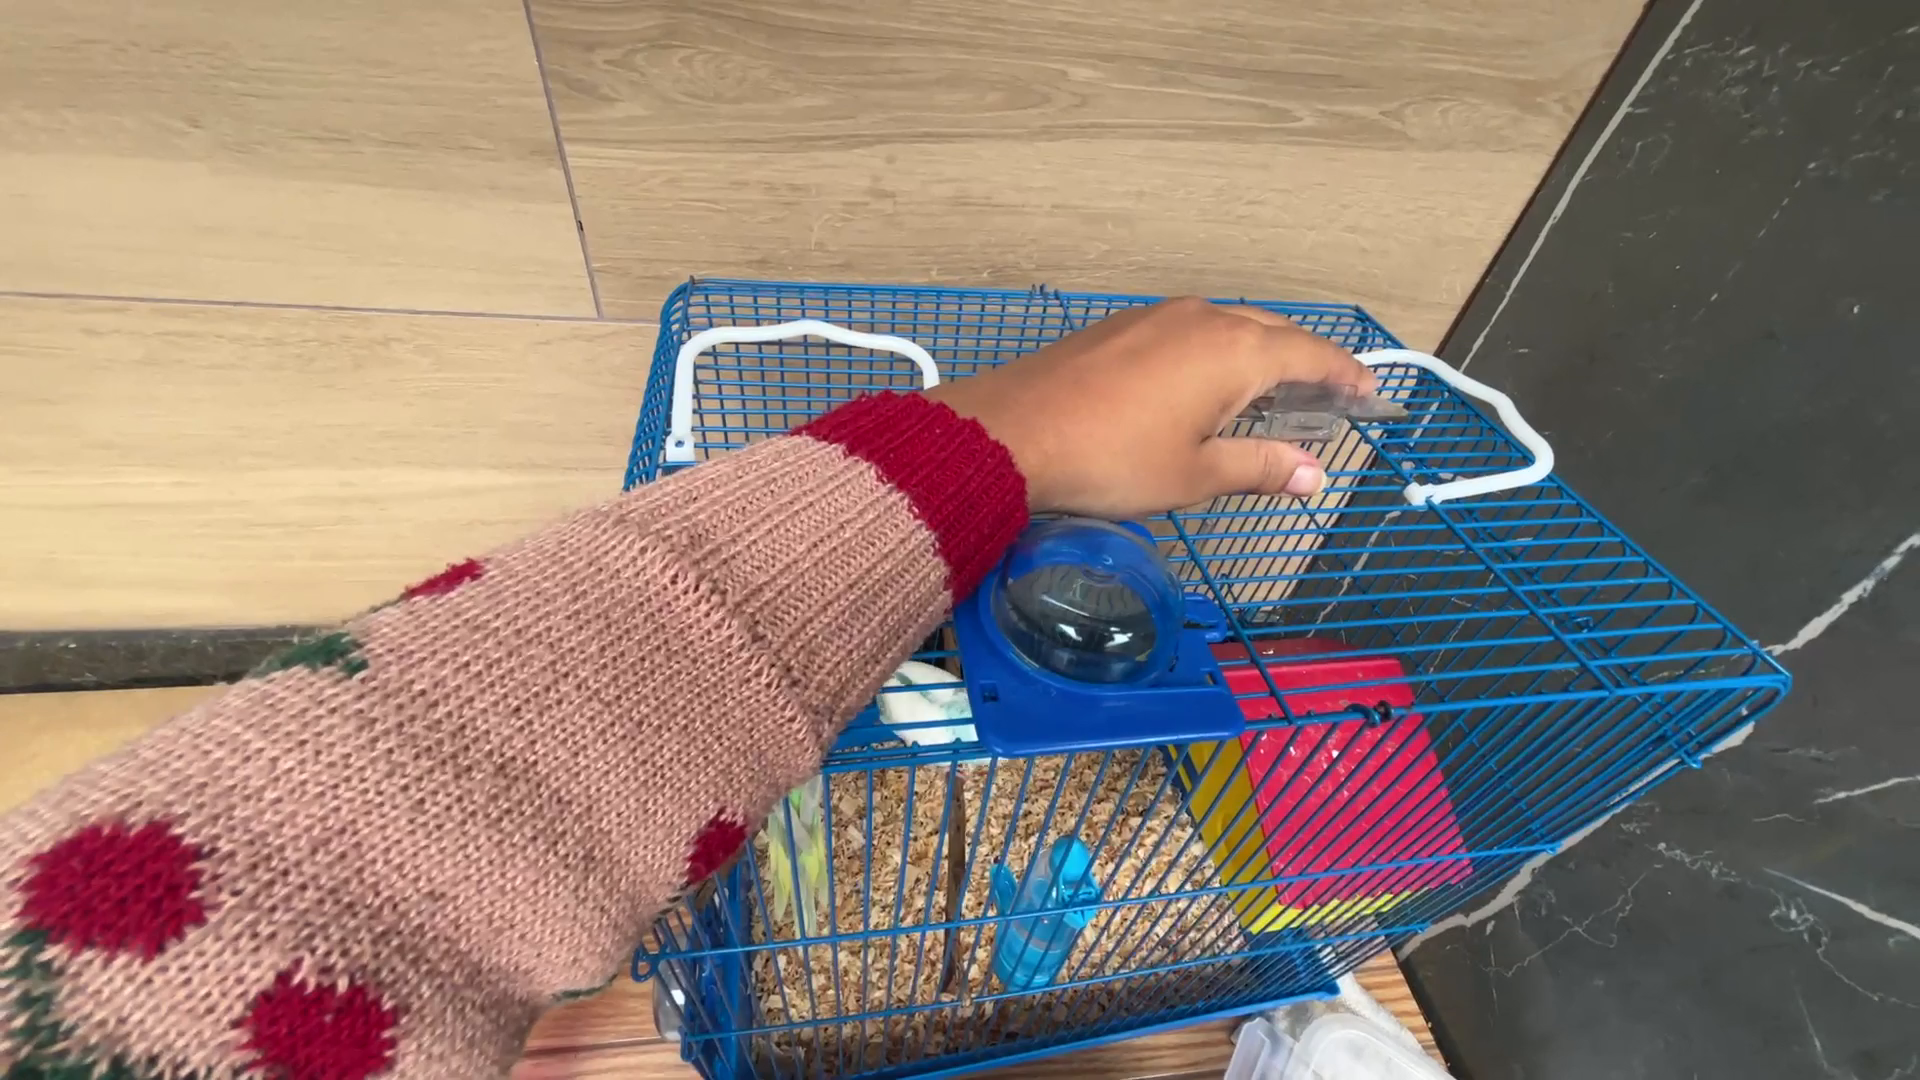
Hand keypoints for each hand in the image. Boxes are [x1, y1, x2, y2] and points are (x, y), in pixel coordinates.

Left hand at [925, 297, 1376, 518]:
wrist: (1010, 434)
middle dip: (1301, 365)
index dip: (1345, 375)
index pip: (1311, 354)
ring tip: (1264, 396)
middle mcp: (1200, 318)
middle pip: (1270, 334)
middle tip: (1321, 400)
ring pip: (1224, 329)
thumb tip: (1314, 475)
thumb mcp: (1192, 475)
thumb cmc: (1109, 460)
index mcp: (1233, 351)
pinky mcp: (1116, 329)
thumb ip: (1258, 467)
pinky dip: (1208, 357)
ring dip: (1252, 358)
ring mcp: (1153, 317)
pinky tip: (1195, 387)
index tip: (1368, 395)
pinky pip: (1182, 334)